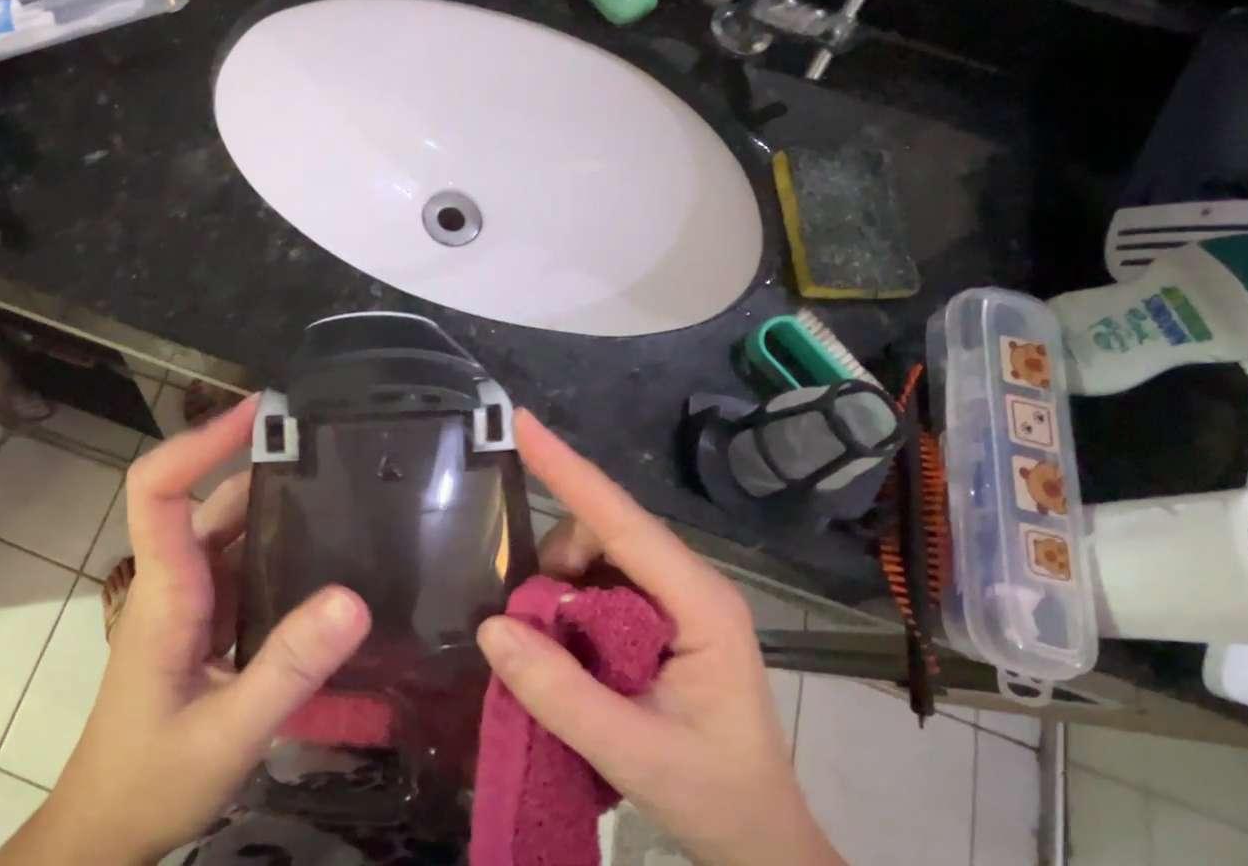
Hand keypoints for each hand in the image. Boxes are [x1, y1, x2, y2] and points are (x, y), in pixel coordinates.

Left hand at [0, 395, 372, 865]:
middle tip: (334, 445)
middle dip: (258, 464)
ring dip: (276, 507)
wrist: (108, 828)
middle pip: (207, 501)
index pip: (159, 490)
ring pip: (229, 535)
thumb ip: (289, 670)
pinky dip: (282, 552)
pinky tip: (329, 559)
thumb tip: (353, 597)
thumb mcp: (228, 732)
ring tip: (346, 488)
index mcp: (166, 592)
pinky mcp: (205, 627)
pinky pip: (244, 571)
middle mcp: (174, 583)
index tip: (258, 414)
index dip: (201, 442)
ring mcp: (189, 604)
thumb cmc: (152, 779)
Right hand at [476, 411, 843, 865]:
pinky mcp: (654, 621)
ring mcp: (672, 602)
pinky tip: (562, 647)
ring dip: (557, 585)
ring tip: (552, 650)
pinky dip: (565, 603)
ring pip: (593, 553)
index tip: (521, 423)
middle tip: (534, 627)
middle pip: (603, 530)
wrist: (756, 838)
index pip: (623, 521)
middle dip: (556, 560)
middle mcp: (688, 587)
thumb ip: (561, 694)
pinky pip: (594, 584)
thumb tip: (492, 627)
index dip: (568, 468)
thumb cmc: (713, 795)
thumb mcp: (634, 754)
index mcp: (699, 604)